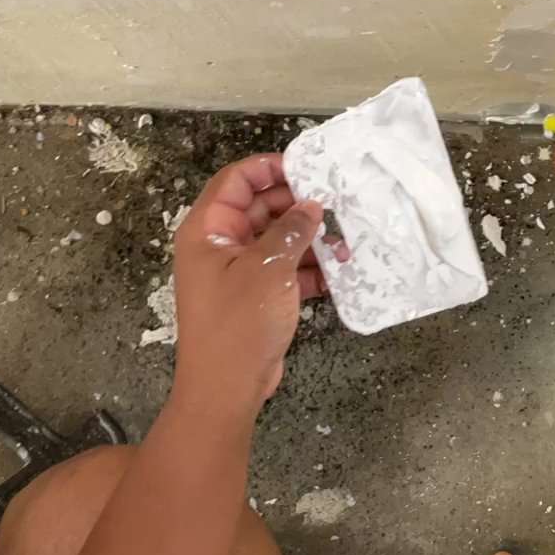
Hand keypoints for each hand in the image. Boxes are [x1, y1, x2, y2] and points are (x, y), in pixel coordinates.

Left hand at [172, 154, 324, 405]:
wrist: (227, 387)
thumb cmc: (239, 322)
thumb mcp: (268, 268)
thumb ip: (291, 230)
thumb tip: (311, 205)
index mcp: (208, 229)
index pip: (237, 180)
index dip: (270, 167)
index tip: (309, 168)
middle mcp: (220, 244)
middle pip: (261, 207)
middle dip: (299, 206)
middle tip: (337, 204)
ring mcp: (238, 271)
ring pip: (277, 239)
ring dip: (309, 240)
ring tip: (345, 242)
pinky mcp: (257, 295)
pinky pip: (284, 269)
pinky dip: (309, 269)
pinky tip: (339, 272)